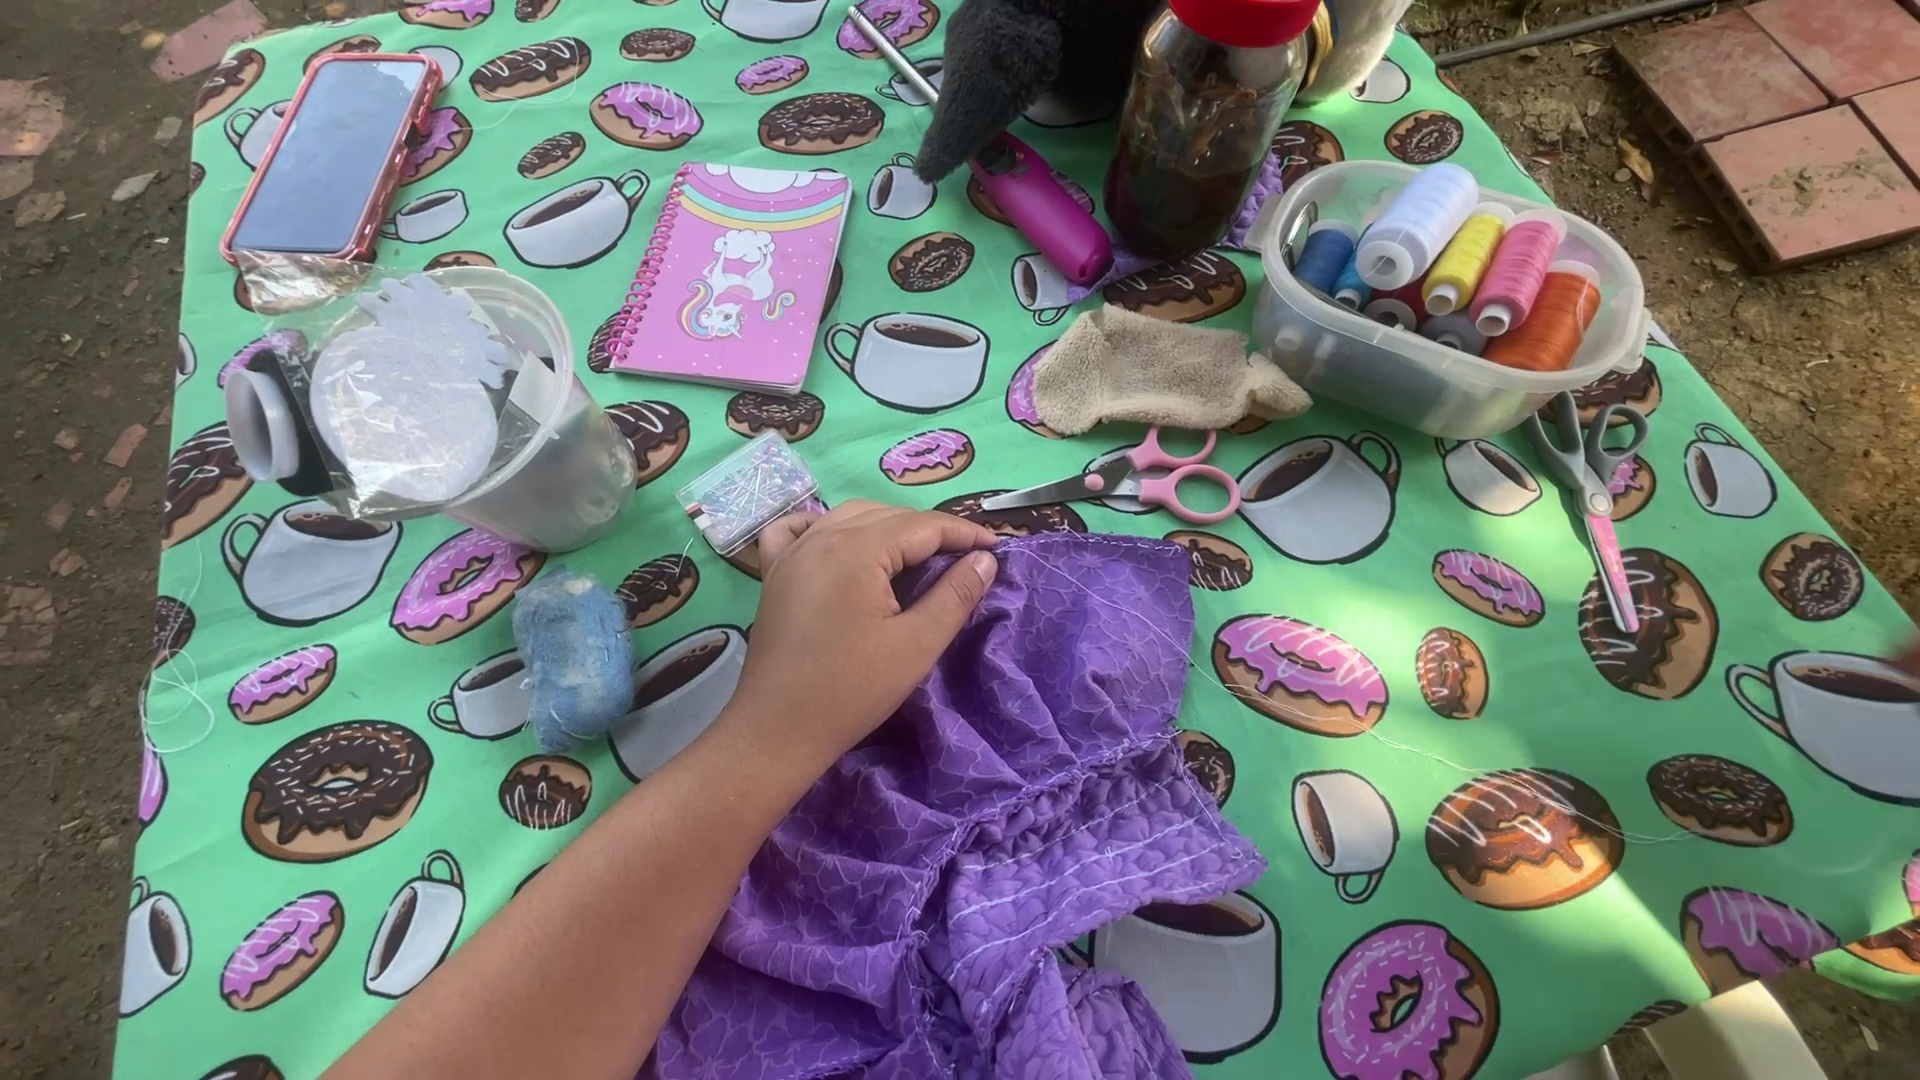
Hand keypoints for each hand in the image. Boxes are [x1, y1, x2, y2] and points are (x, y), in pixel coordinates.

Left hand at [716, 500, 998, 776]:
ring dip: (888, 524)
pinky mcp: (773, 573)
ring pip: (849, 515)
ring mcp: (791, 553)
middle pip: (888, 515)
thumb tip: (985, 560)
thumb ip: (955, 595)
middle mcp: (821, 537)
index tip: (995, 548)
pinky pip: (798, 529)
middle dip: (931, 529)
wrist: (778, 730)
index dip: (963, 532)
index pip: (922, 525)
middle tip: (964, 557)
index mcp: (856, 551)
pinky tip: (840, 540)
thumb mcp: (917, 645)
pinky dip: (824, 524)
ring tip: (918, 552)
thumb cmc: (852, 691)